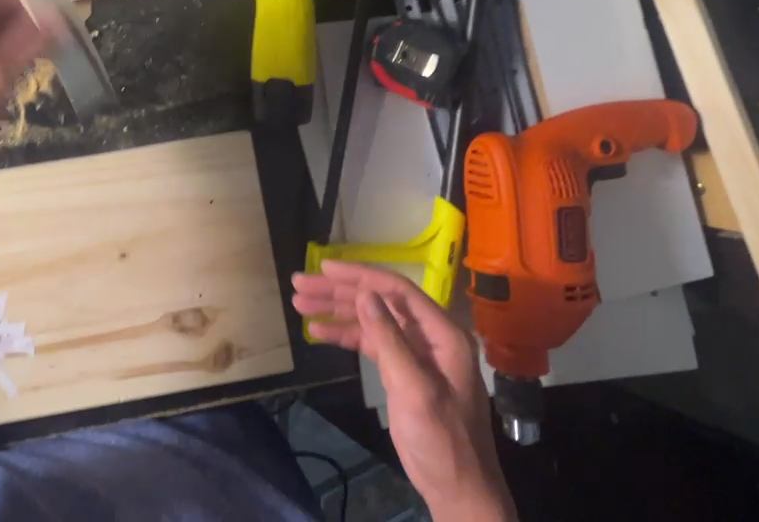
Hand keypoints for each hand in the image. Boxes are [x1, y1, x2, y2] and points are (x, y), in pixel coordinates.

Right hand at [291, 262, 514, 521]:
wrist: (459, 490)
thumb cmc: (442, 440)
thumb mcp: (415, 388)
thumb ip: (389, 339)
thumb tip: (364, 294)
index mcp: (442, 335)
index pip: (397, 290)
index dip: (359, 276)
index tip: (323, 267)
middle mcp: (429, 337)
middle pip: (378, 302)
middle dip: (338, 292)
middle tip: (300, 284)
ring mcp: (415, 354)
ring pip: (370, 320)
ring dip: (335, 311)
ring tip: (299, 303)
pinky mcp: (401, 371)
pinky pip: (369, 342)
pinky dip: (343, 335)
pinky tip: (317, 332)